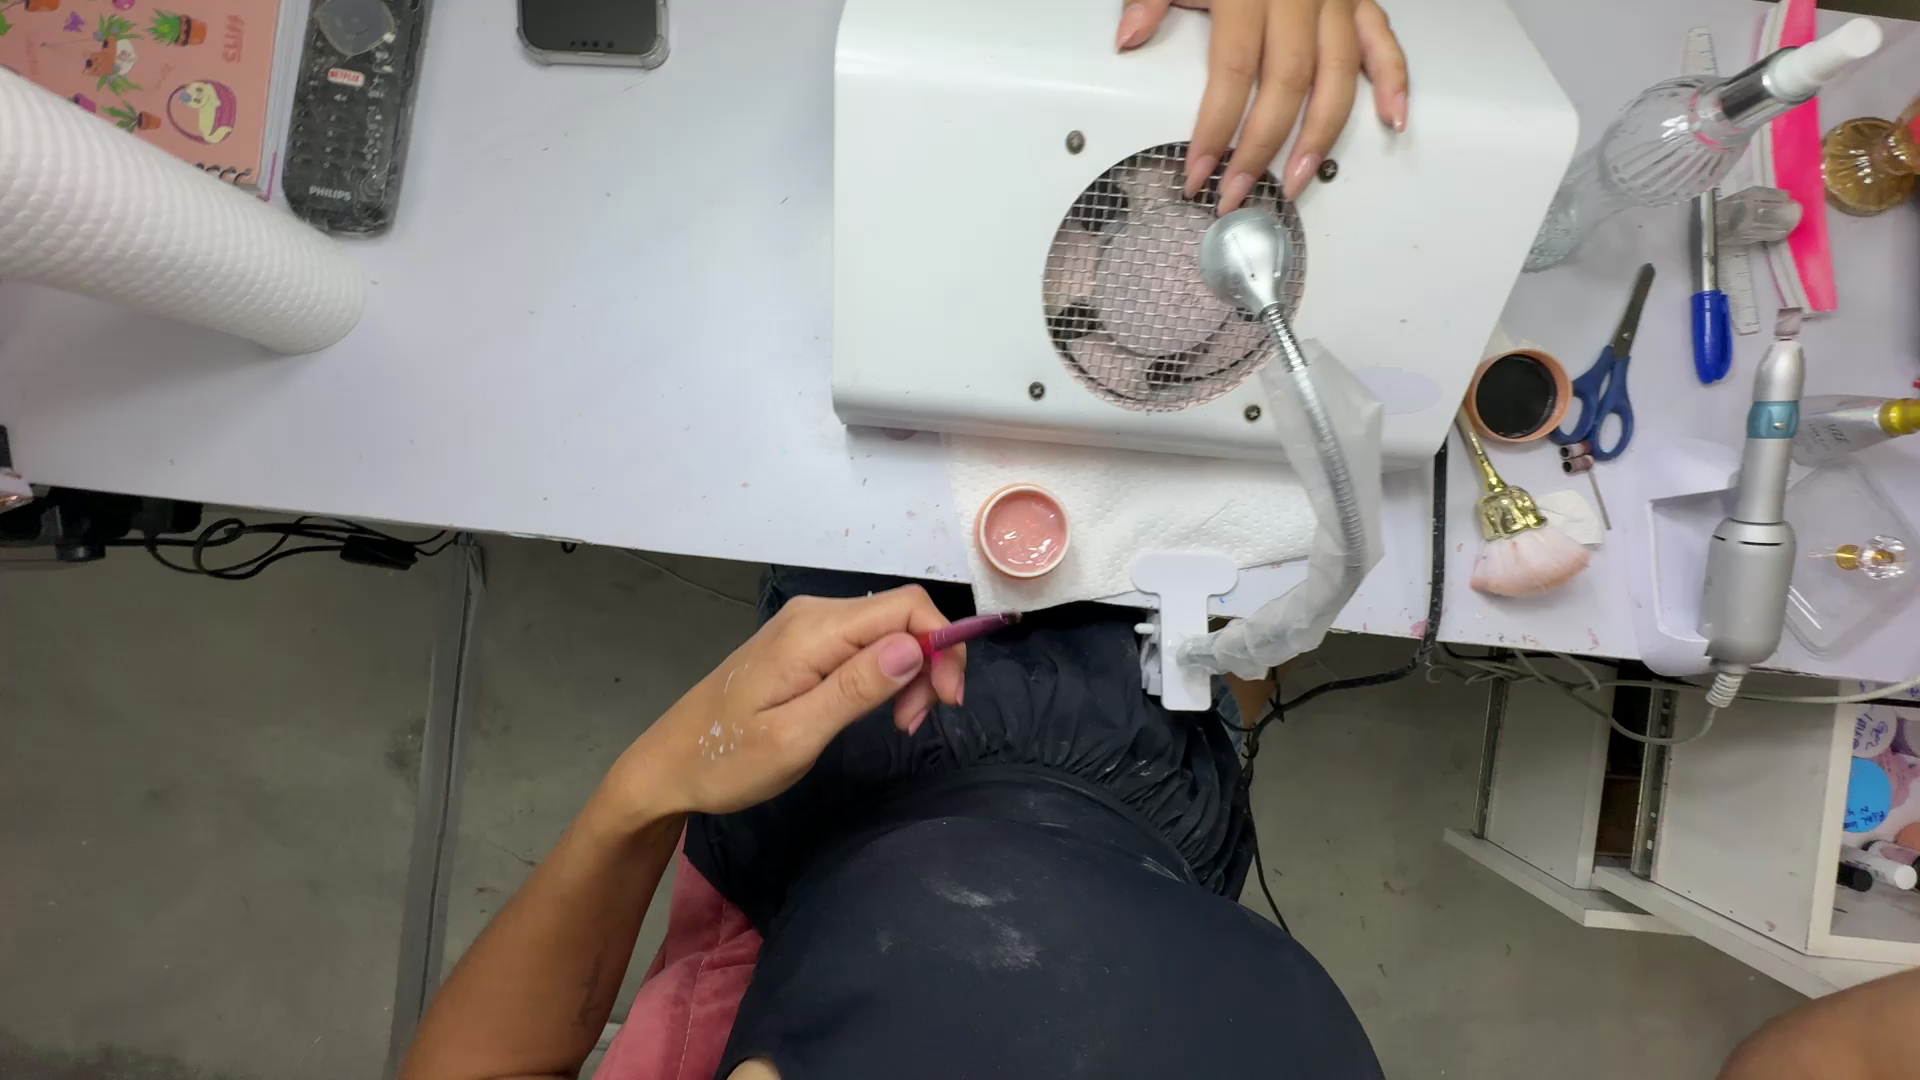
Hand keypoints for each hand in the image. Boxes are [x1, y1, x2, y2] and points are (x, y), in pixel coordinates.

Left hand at [600, 586, 964, 820]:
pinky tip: (879, 708)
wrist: (668, 765)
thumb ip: (855, 689)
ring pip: (887, 631)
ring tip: (899, 723)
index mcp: (814, 630)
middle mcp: (816, 613)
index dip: (941, 643)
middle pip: (901, 616)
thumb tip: (915, 647)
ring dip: (909, 673)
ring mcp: (809, 626)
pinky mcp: (806, 644)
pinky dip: (886, 674)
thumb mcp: (795, 736)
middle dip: (928, 663)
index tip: (947, 700)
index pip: (906, 605)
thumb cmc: (726, 761)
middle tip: (917, 722)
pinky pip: (865, 644)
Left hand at [1117, 0, 1408, 208]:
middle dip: (1260, 149)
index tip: (1197, 173)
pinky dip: (1394, 80)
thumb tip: (1129, 36)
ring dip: (1318, 136)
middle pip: (1286, 83)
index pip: (1233, 71)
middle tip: (1236, 194)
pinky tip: (1391, 120)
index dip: (1215, 130)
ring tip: (1296, 183)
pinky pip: (1383, 39)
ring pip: (1337, 75)